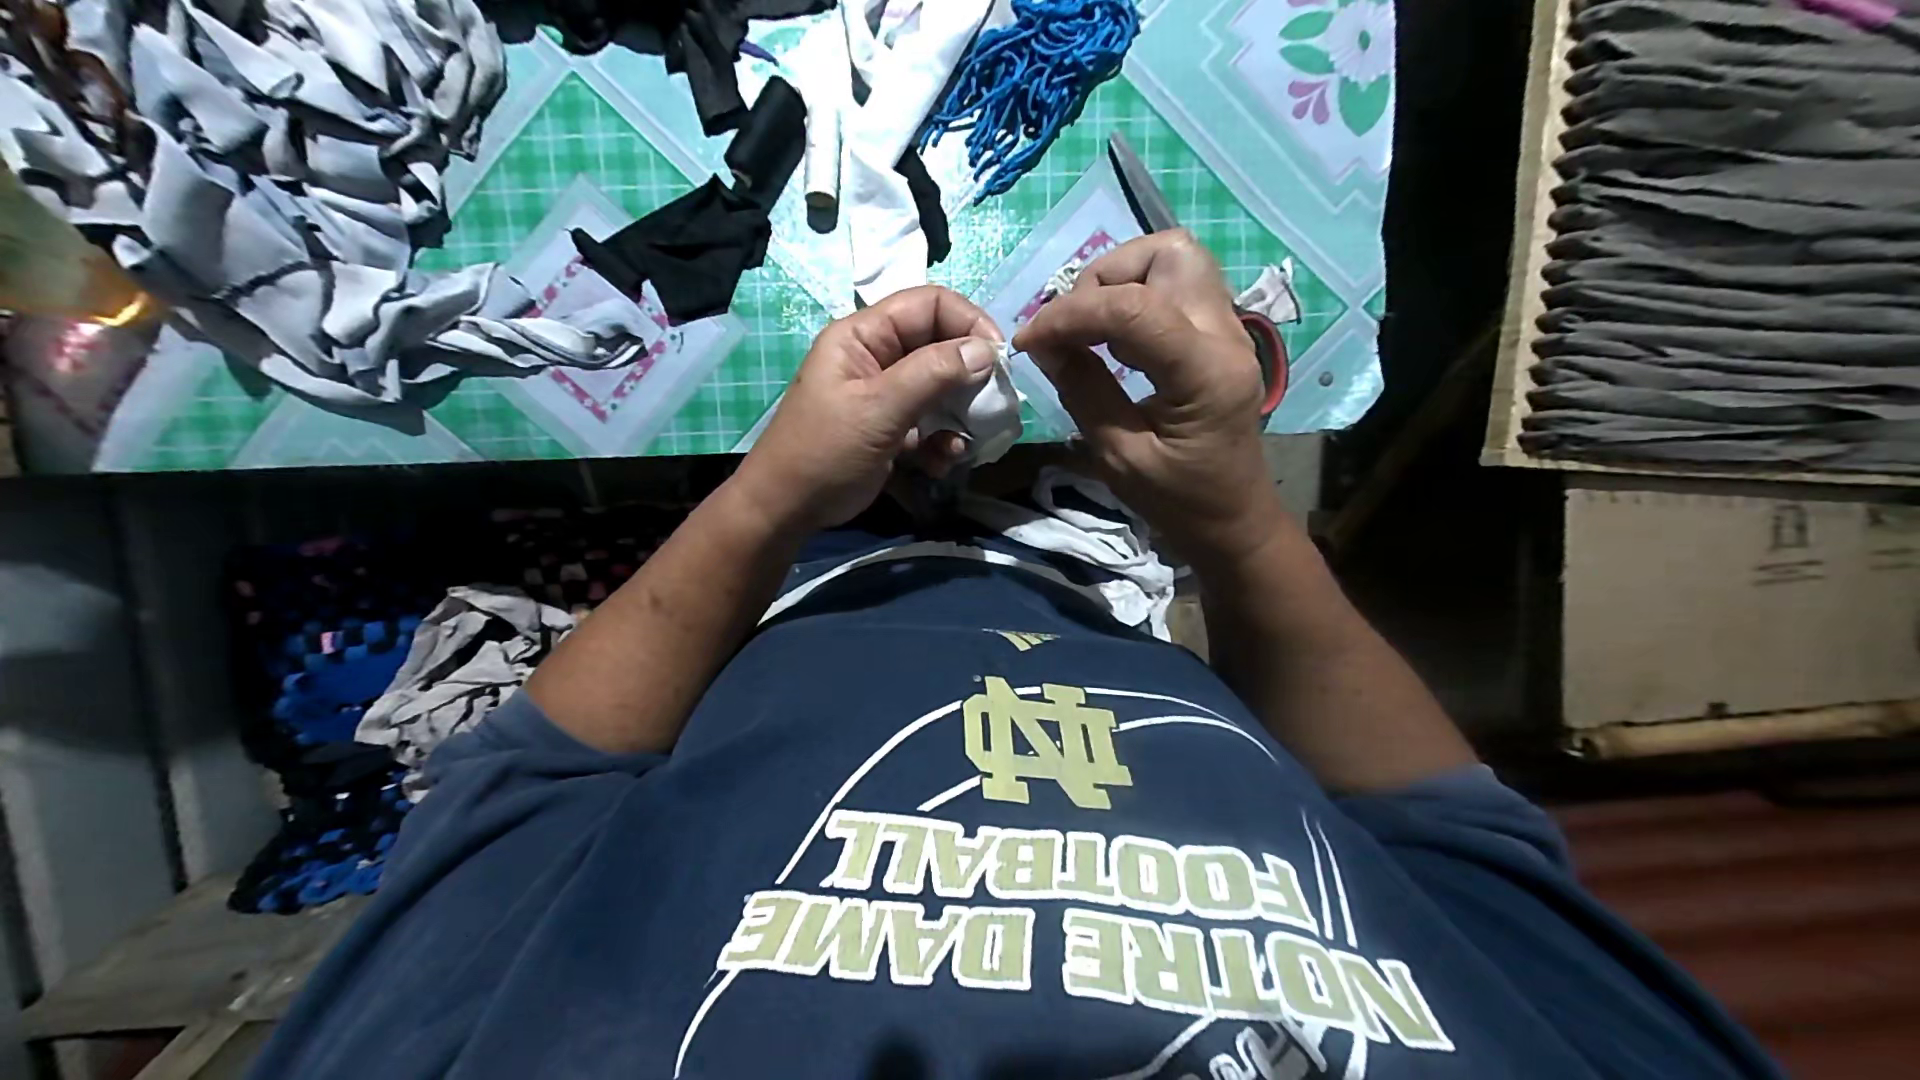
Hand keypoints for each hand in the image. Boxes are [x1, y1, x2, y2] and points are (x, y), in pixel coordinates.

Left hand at [731, 285, 1003, 534]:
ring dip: (959, 416)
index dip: (968, 322)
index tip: (997, 357)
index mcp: (864, 336)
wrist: (790, 508)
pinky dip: (944, 440)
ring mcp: (887, 394)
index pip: (928, 305)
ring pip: (942, 389)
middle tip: (990, 405)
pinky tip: (941, 461)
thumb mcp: (878, 408)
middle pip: (940, 347)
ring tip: (961, 444)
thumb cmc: (825, 451)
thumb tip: (986, 351)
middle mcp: (878, 357)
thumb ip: (932, 374)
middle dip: (969, 377)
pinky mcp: (894, 428)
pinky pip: (932, 422)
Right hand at [1013, 230, 1281, 565]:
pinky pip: (1178, 286)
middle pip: (1168, 253)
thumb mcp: (1119, 457)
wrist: (1234, 520)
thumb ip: (1083, 390)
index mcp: (1206, 373)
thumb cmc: (1179, 502)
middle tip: (1072, 326)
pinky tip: (1113, 338)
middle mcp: (1226, 335)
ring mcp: (1229, 330)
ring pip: (1175, 259)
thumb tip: (1044, 343)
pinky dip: (1136, 295)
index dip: (1070, 314)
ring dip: (1121, 279)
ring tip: (1089, 328)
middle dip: (1104, 277)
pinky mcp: (1220, 336)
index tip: (1028, 340)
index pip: (1134, 308)